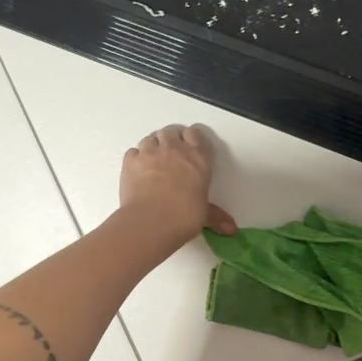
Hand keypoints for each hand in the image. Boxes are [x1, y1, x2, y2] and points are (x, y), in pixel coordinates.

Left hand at [119, 124, 237, 241]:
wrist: (150, 221)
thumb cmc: (184, 217)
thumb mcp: (204, 216)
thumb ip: (216, 216)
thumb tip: (231, 229)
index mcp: (197, 158)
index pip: (195, 134)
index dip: (191, 139)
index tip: (190, 148)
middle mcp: (173, 149)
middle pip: (170, 132)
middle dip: (170, 140)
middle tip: (170, 155)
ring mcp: (149, 152)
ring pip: (150, 138)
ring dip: (152, 146)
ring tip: (153, 162)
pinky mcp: (130, 161)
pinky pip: (133, 151)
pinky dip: (135, 157)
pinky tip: (138, 170)